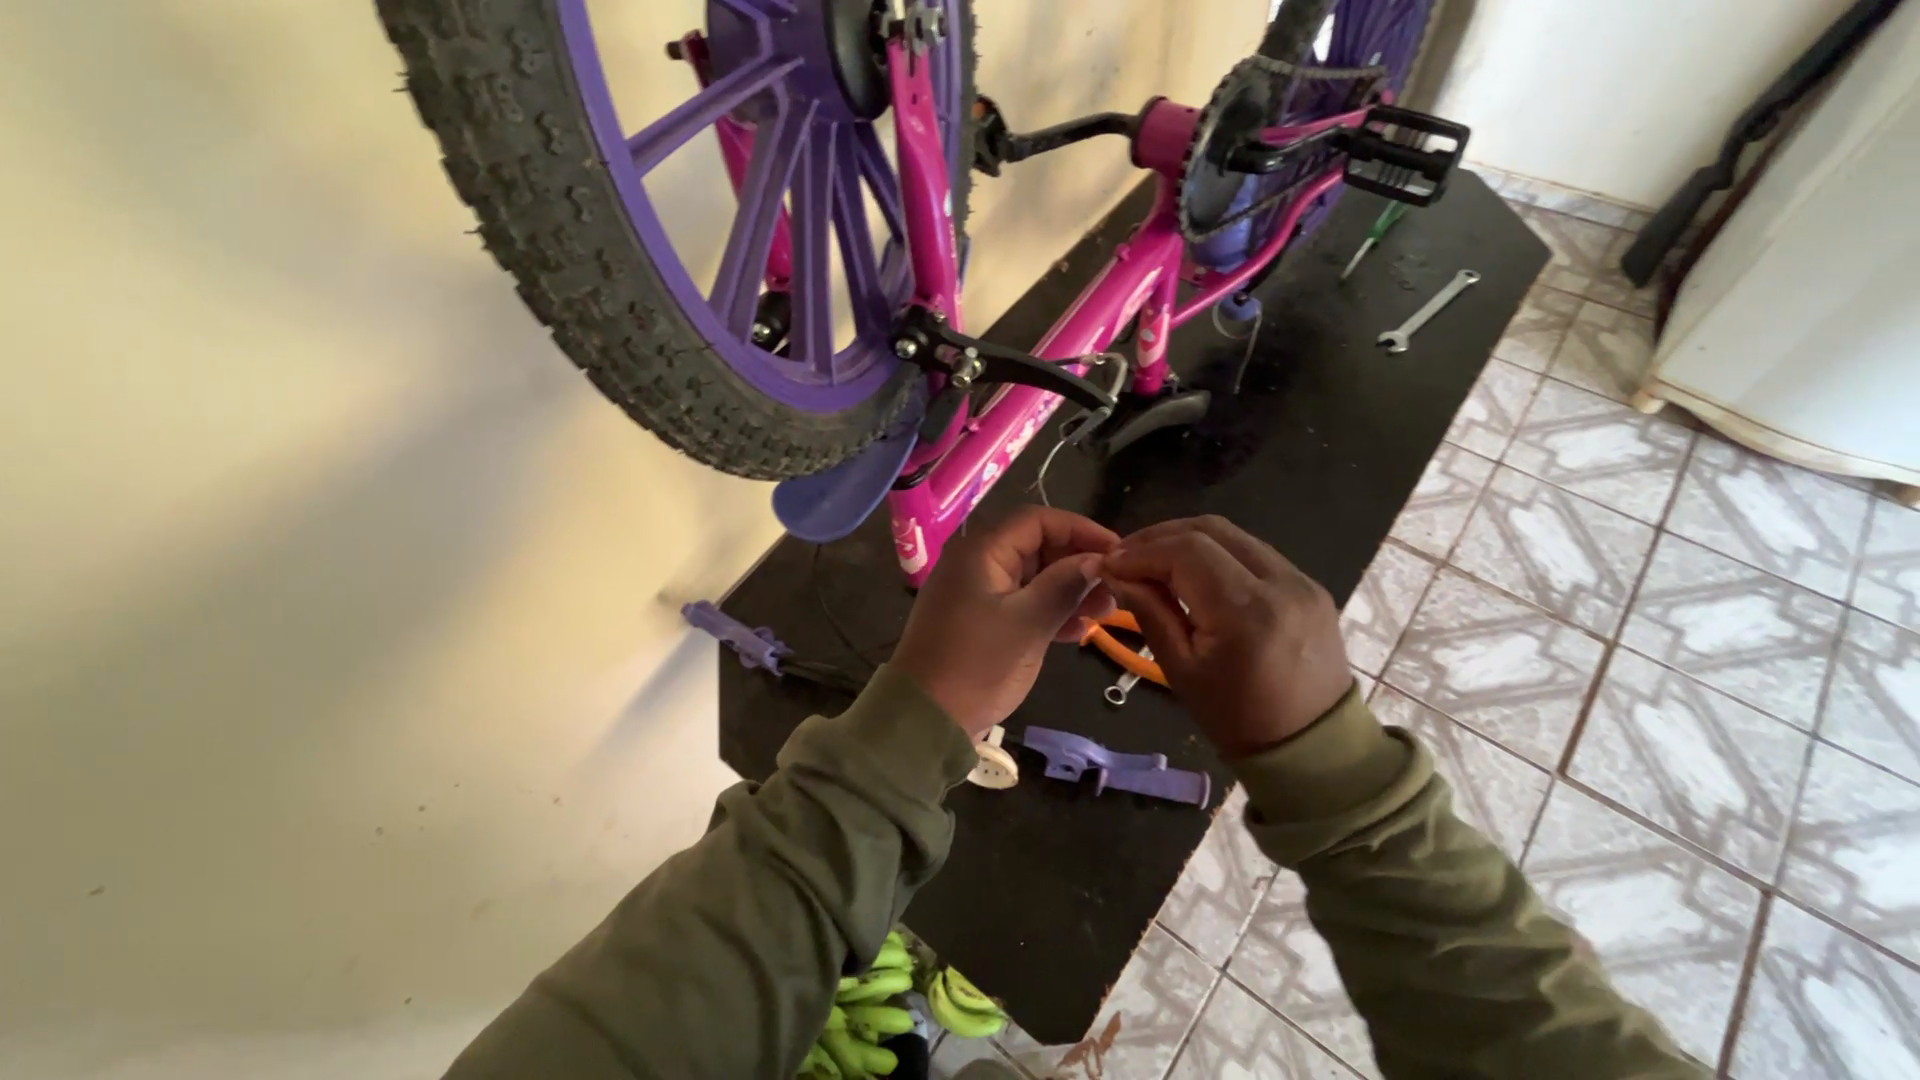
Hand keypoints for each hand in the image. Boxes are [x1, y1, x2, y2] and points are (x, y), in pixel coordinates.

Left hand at [892, 506, 1119, 738]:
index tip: (1118, 552)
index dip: (1081, 530)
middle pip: (1037, 547)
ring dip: (1069, 591)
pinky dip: (1050, 612)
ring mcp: (977, 593)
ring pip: (1033, 577)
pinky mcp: (980, 621)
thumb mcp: (1028, 623)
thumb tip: (1098, 559)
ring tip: (1105, 612)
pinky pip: (1022, 604)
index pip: (1038, 520)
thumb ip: (1064, 585)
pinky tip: (1079, 632)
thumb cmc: (976, 664)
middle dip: (1078, 564)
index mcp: (982, 551)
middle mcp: (977, 563)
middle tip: (1116, 589)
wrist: (925, 718)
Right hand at [1099, 516, 1350, 756]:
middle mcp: (1280, 583)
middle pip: (1210, 529)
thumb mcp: (1180, 669)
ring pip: (1234, 535)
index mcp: (1246, 611)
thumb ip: (1149, 612)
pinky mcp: (1308, 585)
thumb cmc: (1235, 717)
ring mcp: (1300, 580)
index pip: (1185, 552)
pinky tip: (1193, 572)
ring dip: (1188, 540)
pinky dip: (1218, 553)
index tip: (1110, 563)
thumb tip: (1115, 574)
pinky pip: (1254, 553)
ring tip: (1154, 560)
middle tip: (1126, 555)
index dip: (1142, 551)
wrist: (1311, 746)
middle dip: (1161, 536)